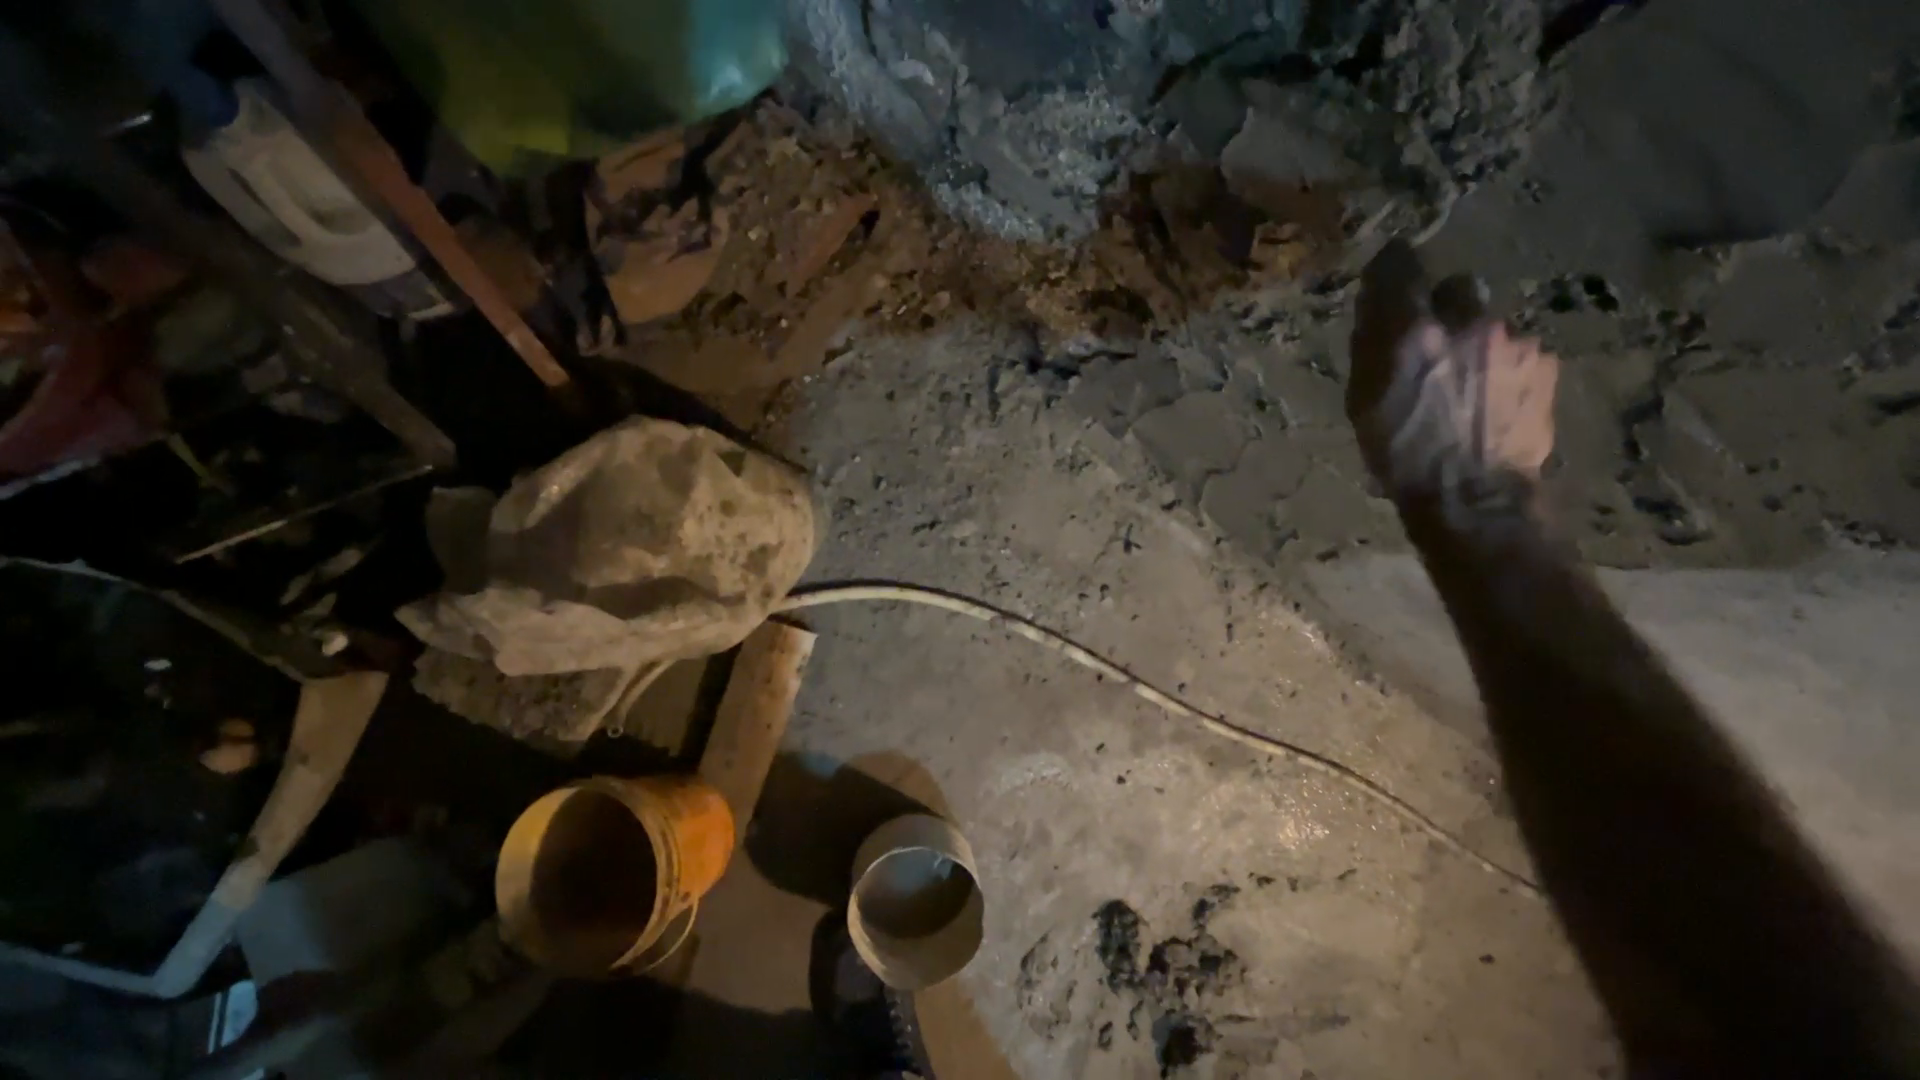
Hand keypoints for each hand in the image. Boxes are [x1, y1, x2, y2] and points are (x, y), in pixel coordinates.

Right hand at [1347, 240, 1558, 503]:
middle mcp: (1467, 320)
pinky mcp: (1543, 364)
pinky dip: (1501, 368)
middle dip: (1442, 308)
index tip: (1387, 283)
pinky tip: (1491, 402)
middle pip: (1454, 287)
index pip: (1399, 262)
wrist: (1471, 497)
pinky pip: (1516, 351)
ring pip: (1488, 323)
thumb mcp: (1362, 400)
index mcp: (1412, 328)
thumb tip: (1375, 304)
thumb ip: (1370, 344)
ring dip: (1475, 342)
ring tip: (1464, 387)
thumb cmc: (1400, 453)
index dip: (1391, 269)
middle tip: (1432, 345)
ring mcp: (1513, 340)